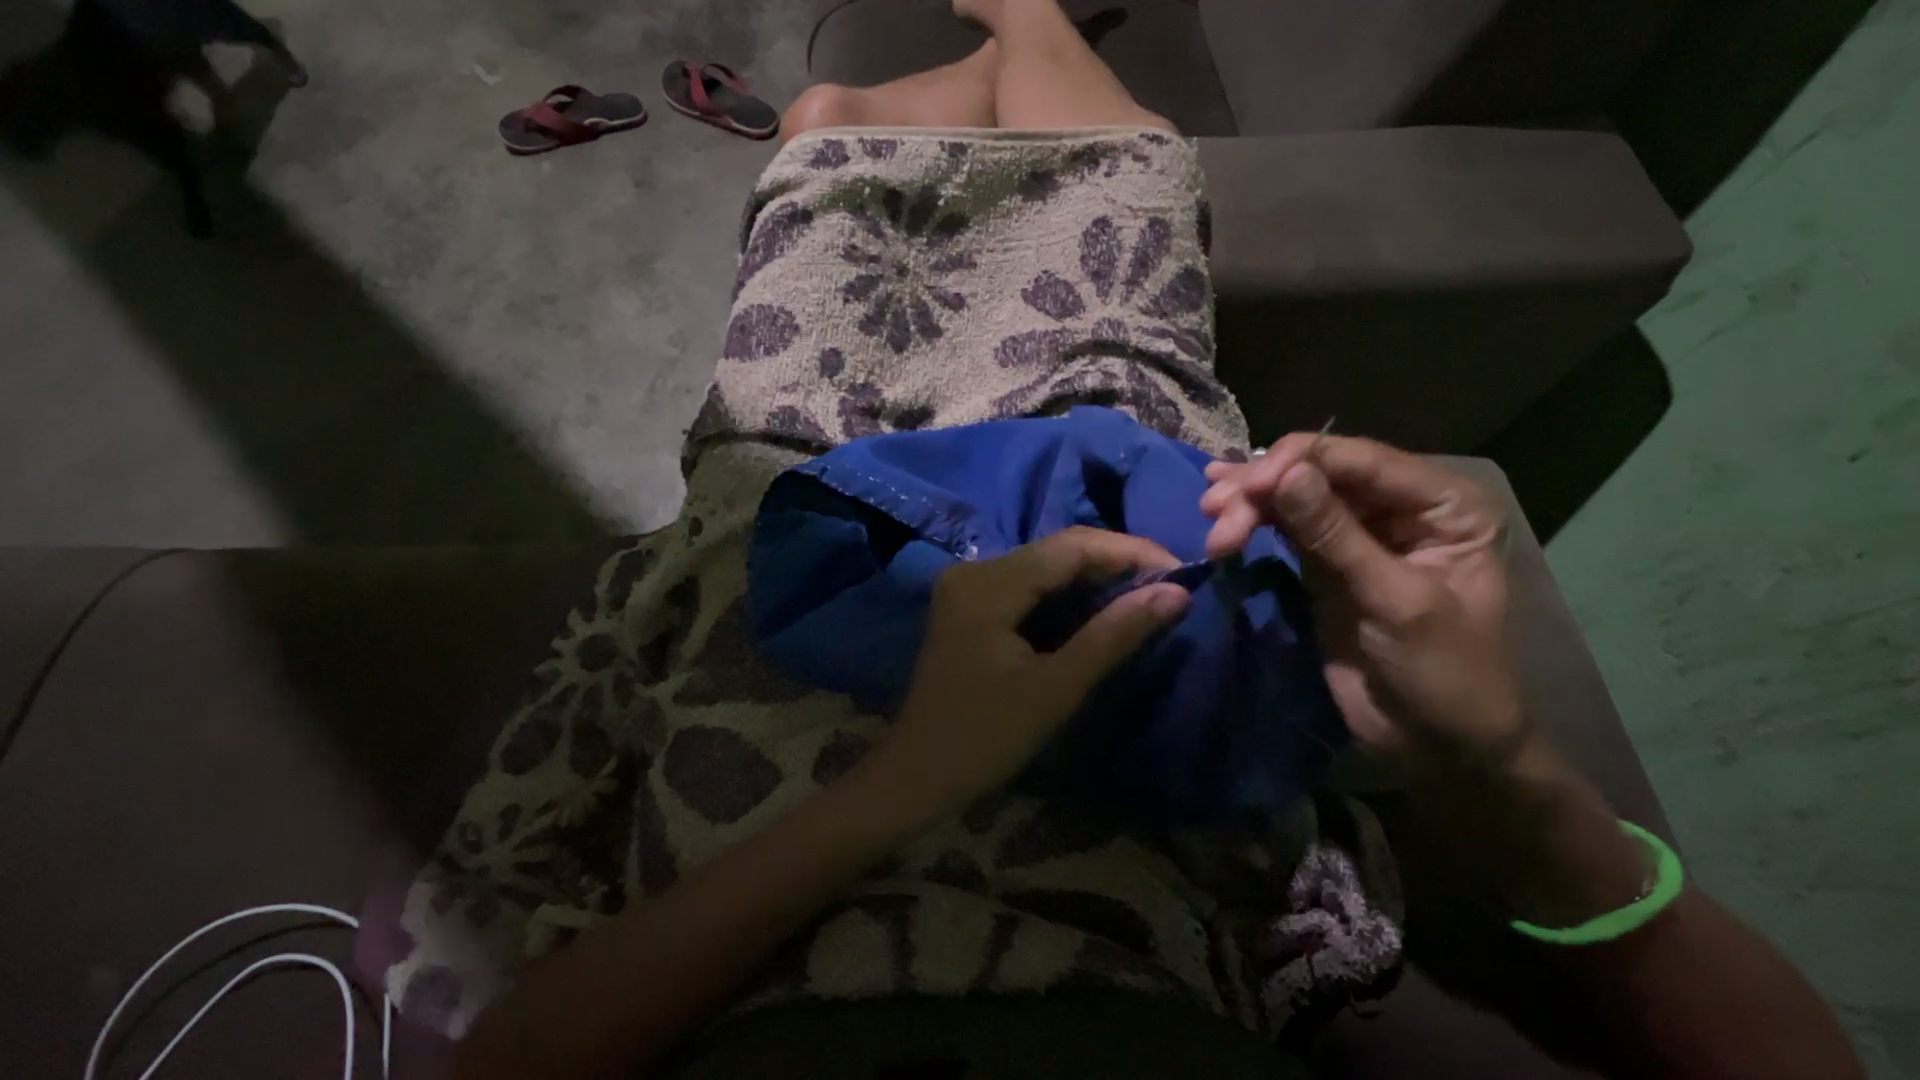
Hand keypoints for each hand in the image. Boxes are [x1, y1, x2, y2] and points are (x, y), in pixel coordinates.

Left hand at [885, 527, 1191, 808]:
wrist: (916, 775)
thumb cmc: (985, 737)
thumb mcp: (1057, 688)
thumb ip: (1115, 634)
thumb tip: (1175, 593)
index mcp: (988, 583)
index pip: (1072, 546)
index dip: (1131, 551)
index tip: (1182, 571)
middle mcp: (974, 571)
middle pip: (1056, 551)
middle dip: (1115, 564)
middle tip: (1170, 587)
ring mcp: (966, 588)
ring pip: (1043, 567)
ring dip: (1093, 579)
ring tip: (1146, 596)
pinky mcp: (968, 608)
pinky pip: (1026, 587)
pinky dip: (1065, 596)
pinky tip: (1099, 611)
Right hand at [1201, 434, 1526, 770]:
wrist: (1436, 744)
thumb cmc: (1444, 674)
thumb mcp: (1394, 601)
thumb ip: (1336, 535)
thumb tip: (1284, 473)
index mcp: (1444, 504)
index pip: (1362, 461)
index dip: (1299, 462)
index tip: (1246, 486)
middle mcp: (1402, 506)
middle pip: (1322, 473)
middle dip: (1264, 488)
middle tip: (1213, 513)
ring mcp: (1360, 532)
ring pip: (1296, 496)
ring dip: (1249, 502)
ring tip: (1208, 513)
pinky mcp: (1325, 562)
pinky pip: (1285, 527)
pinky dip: (1253, 519)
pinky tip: (1218, 510)